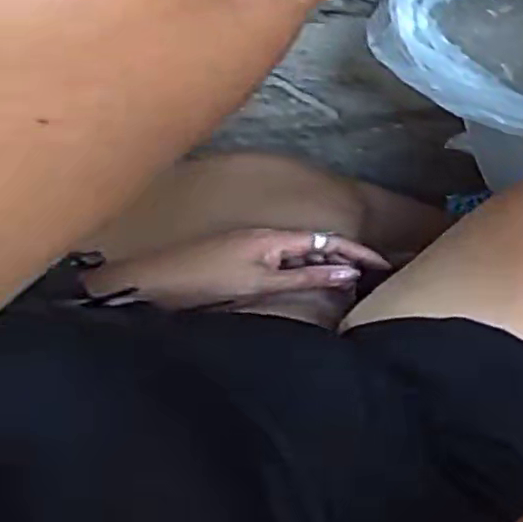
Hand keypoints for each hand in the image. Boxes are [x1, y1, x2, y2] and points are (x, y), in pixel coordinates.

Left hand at [82, 229, 390, 310]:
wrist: (138, 285)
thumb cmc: (201, 282)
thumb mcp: (261, 284)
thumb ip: (309, 278)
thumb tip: (352, 274)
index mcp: (276, 238)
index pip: (333, 241)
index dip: (361, 253)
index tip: (384, 265)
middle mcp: (268, 236)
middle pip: (320, 244)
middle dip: (348, 257)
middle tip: (371, 275)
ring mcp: (252, 246)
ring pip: (302, 252)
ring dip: (326, 264)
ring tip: (346, 281)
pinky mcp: (239, 257)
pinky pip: (285, 259)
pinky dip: (304, 269)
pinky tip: (309, 281)